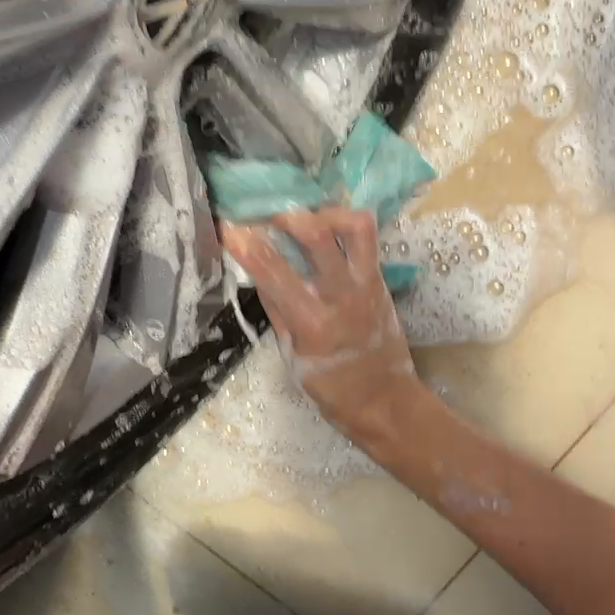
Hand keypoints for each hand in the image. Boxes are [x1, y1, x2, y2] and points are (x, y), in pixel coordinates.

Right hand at [220, 209, 421, 444]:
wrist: (386, 400)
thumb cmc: (333, 389)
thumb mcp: (293, 356)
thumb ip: (278, 311)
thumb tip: (257, 272)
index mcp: (312, 323)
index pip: (273, 273)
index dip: (246, 245)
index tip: (228, 227)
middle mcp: (342, 296)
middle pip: (318, 236)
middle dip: (288, 217)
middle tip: (271, 219)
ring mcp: (367, 284)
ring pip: (356, 227)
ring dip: (326, 214)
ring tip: (307, 220)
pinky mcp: (382, 280)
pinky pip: (367, 240)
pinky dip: (345, 227)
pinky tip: (328, 232)